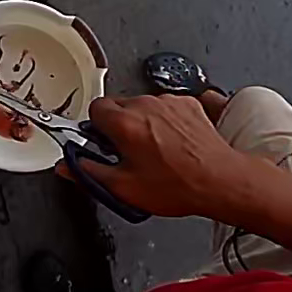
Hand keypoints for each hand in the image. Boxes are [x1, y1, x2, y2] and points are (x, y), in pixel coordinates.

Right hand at [66, 94, 275, 218]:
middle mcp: (144, 106)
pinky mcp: (189, 104)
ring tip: (153, 147)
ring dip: (141, 120)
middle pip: (117, 104)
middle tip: (127, 149)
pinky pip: (165, 105)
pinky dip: (164, 118)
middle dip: (117, 123)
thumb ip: (87, 172)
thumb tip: (66, 166)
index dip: (95, 126)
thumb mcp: (123, 187)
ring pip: (140, 104)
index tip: (102, 141)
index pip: (94, 108)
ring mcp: (169, 103)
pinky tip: (171, 140)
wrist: (224, 183)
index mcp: (123, 123)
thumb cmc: (180, 186)